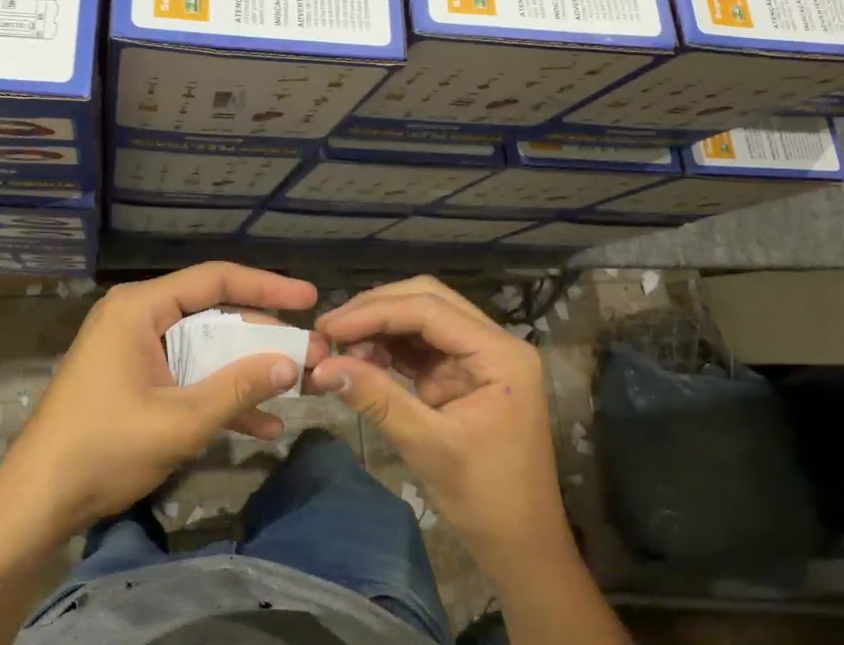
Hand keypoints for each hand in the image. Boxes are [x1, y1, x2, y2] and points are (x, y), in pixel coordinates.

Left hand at [1, 262, 325, 533]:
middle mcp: (137, 317)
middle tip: (309, 355)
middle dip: (261, 338)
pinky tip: (261, 426)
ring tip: (296, 391)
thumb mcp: (180, 420)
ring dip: (245, 372)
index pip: (215, 279)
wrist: (39, 498)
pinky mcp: (134, 380)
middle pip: (212, 314)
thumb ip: (238, 388)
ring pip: (204, 348)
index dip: (266, 285)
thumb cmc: (104, 448)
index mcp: (140, 308)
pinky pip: (186, 375)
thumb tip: (292, 363)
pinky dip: (218, 396)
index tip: (309, 298)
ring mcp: (134, 350)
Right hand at [309, 277, 565, 554]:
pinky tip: (360, 360)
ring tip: (340, 348)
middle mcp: (492, 344)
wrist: (520, 542)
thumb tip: (323, 367)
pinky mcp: (462, 375)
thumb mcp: (429, 445)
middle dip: (375, 311)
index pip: (430, 309)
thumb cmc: (486, 496)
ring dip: (379, 328)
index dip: (375, 312)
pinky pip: (420, 346)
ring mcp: (477, 358)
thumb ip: (378, 399)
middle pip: (427, 301)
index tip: (330, 327)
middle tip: (329, 330)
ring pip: (421, 319)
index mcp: (499, 354)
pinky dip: (388, 349)